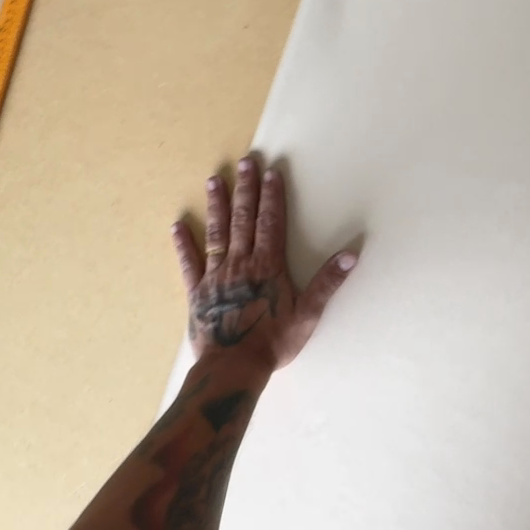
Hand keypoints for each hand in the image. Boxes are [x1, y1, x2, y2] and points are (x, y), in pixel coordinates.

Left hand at [172, 154, 356, 367]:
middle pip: (243, 218)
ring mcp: (216, 275)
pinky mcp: (197, 292)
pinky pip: (189, 263)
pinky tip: (177, 225)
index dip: (272, 196)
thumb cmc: (274, 342)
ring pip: (217, 232)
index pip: (271, 222)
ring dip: (216, 205)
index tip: (271, 173)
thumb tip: (352, 254)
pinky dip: (183, 243)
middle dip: (246, 189)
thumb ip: (328, 281)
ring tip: (215, 179)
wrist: (233, 367)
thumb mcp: (309, 313)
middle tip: (245, 162)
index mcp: (268, 266)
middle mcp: (241, 263)